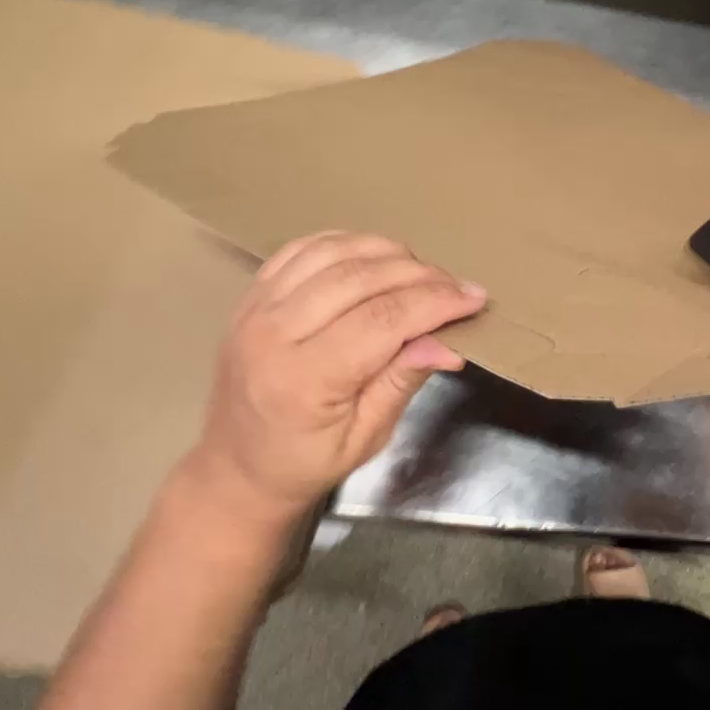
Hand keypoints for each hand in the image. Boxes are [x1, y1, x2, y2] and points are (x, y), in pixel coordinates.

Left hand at [181, 231, 486, 525]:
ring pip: (335, 253)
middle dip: (421, 276)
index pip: (382, 320)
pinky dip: (349, 244)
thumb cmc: (306, 460)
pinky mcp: (251, 294)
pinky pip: (305, 248)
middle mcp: (273, 333)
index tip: (475, 298)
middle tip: (459, 286)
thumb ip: (403, 380)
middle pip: (361, 278)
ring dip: (389, 254)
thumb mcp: (367, 437)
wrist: (235, 465)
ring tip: (423, 274)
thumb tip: (449, 344)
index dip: (435, 303)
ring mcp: (256, 307)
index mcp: (303, 379)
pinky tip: (378, 259)